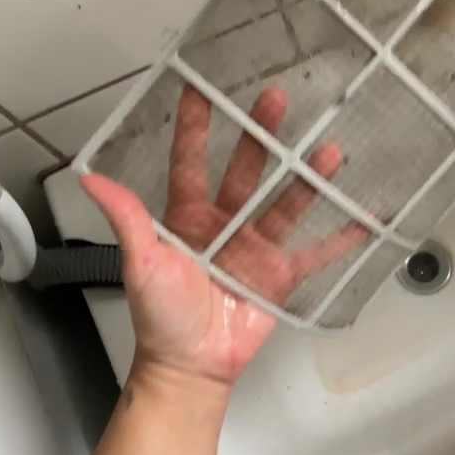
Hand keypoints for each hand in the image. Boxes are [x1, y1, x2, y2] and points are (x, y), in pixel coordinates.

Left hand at [82, 86, 365, 389]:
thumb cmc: (160, 318)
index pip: (191, 163)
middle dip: (261, 135)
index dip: (195, 127)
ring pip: (288, 204)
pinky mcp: (281, 274)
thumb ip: (128, 221)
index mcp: (187, 219)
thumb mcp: (141, 265)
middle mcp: (225, 226)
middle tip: (276, 99)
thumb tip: (91, 179)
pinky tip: (363, 217)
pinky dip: (341, 238)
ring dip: (308, 179)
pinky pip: (317, 252)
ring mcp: (256, 248)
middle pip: (247, 171)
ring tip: (330, 152)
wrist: (193, 365)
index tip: (200, 89)